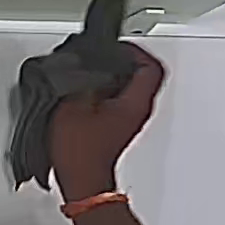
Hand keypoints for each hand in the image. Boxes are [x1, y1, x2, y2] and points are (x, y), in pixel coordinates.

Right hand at [47, 43, 165, 201]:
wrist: (81, 179)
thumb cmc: (80, 150)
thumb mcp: (74, 104)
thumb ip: (82, 79)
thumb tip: (84, 64)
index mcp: (134, 103)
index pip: (150, 67)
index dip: (134, 50)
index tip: (116, 44)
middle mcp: (136, 110)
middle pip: (141, 74)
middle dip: (121, 58)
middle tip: (103, 51)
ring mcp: (127, 119)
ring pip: (128, 86)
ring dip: (112, 73)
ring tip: (89, 66)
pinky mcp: (115, 125)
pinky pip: (116, 98)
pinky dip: (104, 87)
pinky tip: (83, 87)